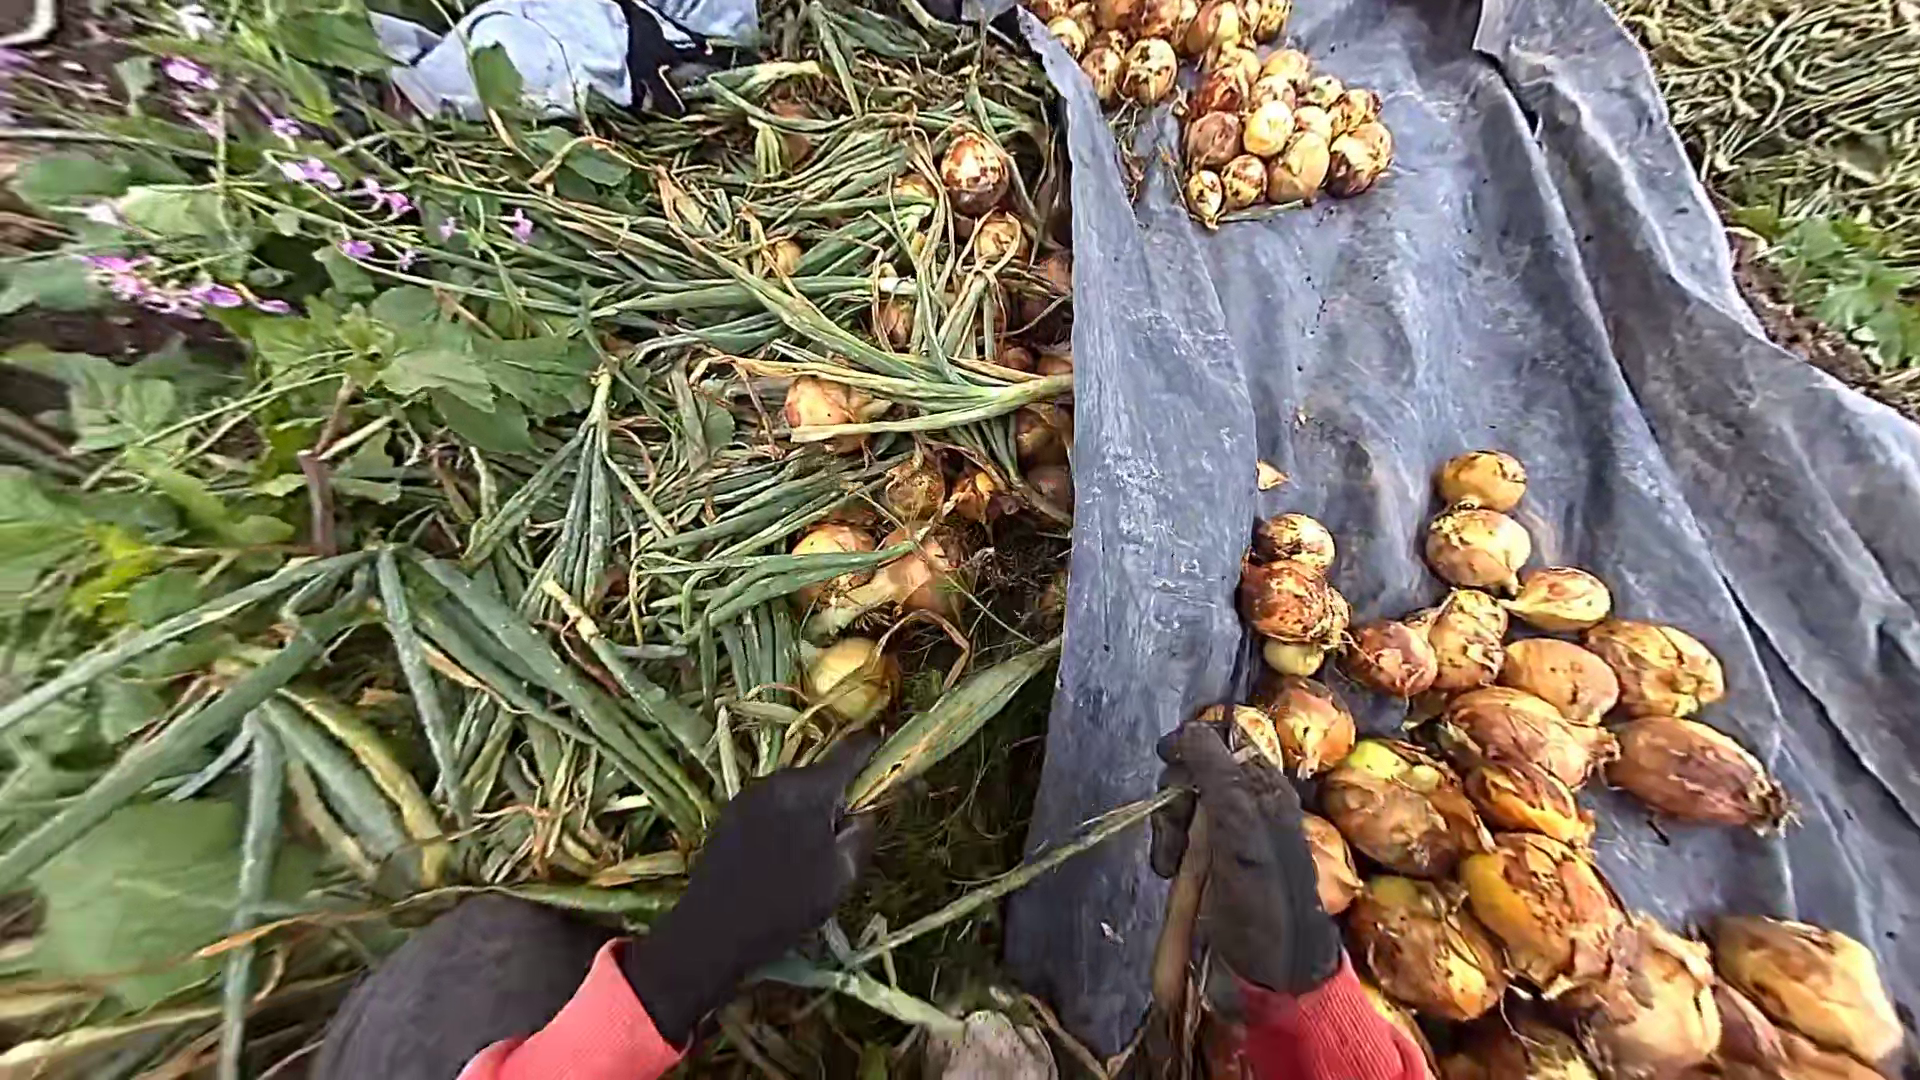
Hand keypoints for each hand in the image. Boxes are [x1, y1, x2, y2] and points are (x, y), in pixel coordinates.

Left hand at [621, 736, 878, 1042]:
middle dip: (838, 792)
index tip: (884, 736)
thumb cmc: (785, 906)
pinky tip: (779, 853)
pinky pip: (772, 802)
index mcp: (811, 789)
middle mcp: (780, 779)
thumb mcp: (842, 875)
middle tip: (844, 828)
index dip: (871, 744)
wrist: (710, 934)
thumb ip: (863, 832)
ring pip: (796, 789)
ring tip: (808, 849)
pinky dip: (785, 816)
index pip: (850, 751)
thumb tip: (866, 810)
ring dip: (809, 806)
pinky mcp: (731, 811)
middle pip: (822, 774)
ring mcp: (751, 793)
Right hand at [1149, 722, 1342, 995]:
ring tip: (1170, 865)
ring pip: (1180, 802)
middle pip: (1193, 771)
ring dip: (1166, 827)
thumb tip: (1190, 728)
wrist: (1272, 981)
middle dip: (1174, 796)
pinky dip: (1167, 848)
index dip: (1191, 743)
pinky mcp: (1210, 860)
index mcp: (1263, 788)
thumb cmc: (1262, 903)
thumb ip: (1217, 775)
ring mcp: (1227, 833)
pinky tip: (1169, 872)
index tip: (1166, 757)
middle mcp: (1245, 803)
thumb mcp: (1241, 832)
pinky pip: (1178, 834)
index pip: (1222, 739)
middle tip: (1174, 829)